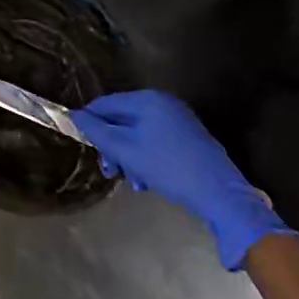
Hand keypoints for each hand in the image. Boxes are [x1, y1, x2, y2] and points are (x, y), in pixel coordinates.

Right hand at [70, 89, 293, 270]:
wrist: (224, 198)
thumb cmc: (168, 167)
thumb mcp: (124, 149)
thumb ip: (95, 130)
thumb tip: (73, 115)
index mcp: (147, 99)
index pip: (105, 104)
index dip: (89, 123)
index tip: (84, 144)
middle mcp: (164, 104)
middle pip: (122, 121)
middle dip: (113, 146)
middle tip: (111, 171)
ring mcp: (181, 122)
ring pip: (139, 135)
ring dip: (129, 157)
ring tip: (133, 182)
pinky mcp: (192, 141)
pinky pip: (157, 143)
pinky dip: (147, 159)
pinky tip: (149, 181)